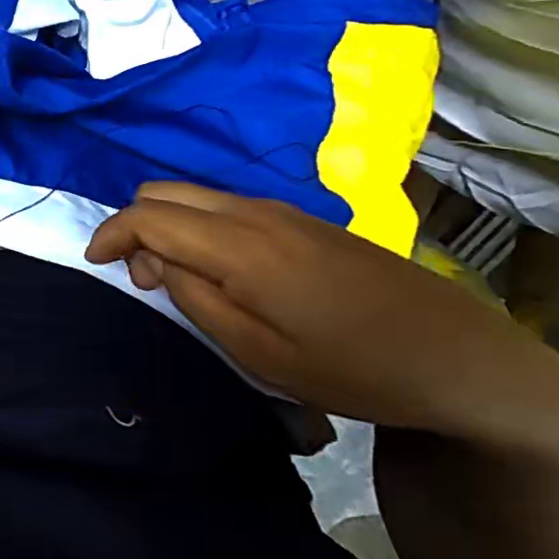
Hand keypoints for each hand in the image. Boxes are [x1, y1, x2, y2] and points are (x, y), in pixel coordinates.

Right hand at [85, 182, 558, 459]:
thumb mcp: (261, 353)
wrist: (463, 358)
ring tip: (180, 278)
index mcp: (241, 245)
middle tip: (147, 279)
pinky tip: (219, 268)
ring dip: (167, 224)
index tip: (94, 261)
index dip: (111, 232)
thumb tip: (160, 262)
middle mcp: (254, 211)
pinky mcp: (300, 218)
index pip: (149, 214)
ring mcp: (281, 210)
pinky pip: (223, 204)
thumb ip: (195, 298)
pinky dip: (197, 224)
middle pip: (164, 190)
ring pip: (193, 194)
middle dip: (136, 225)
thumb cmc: (355, 367)